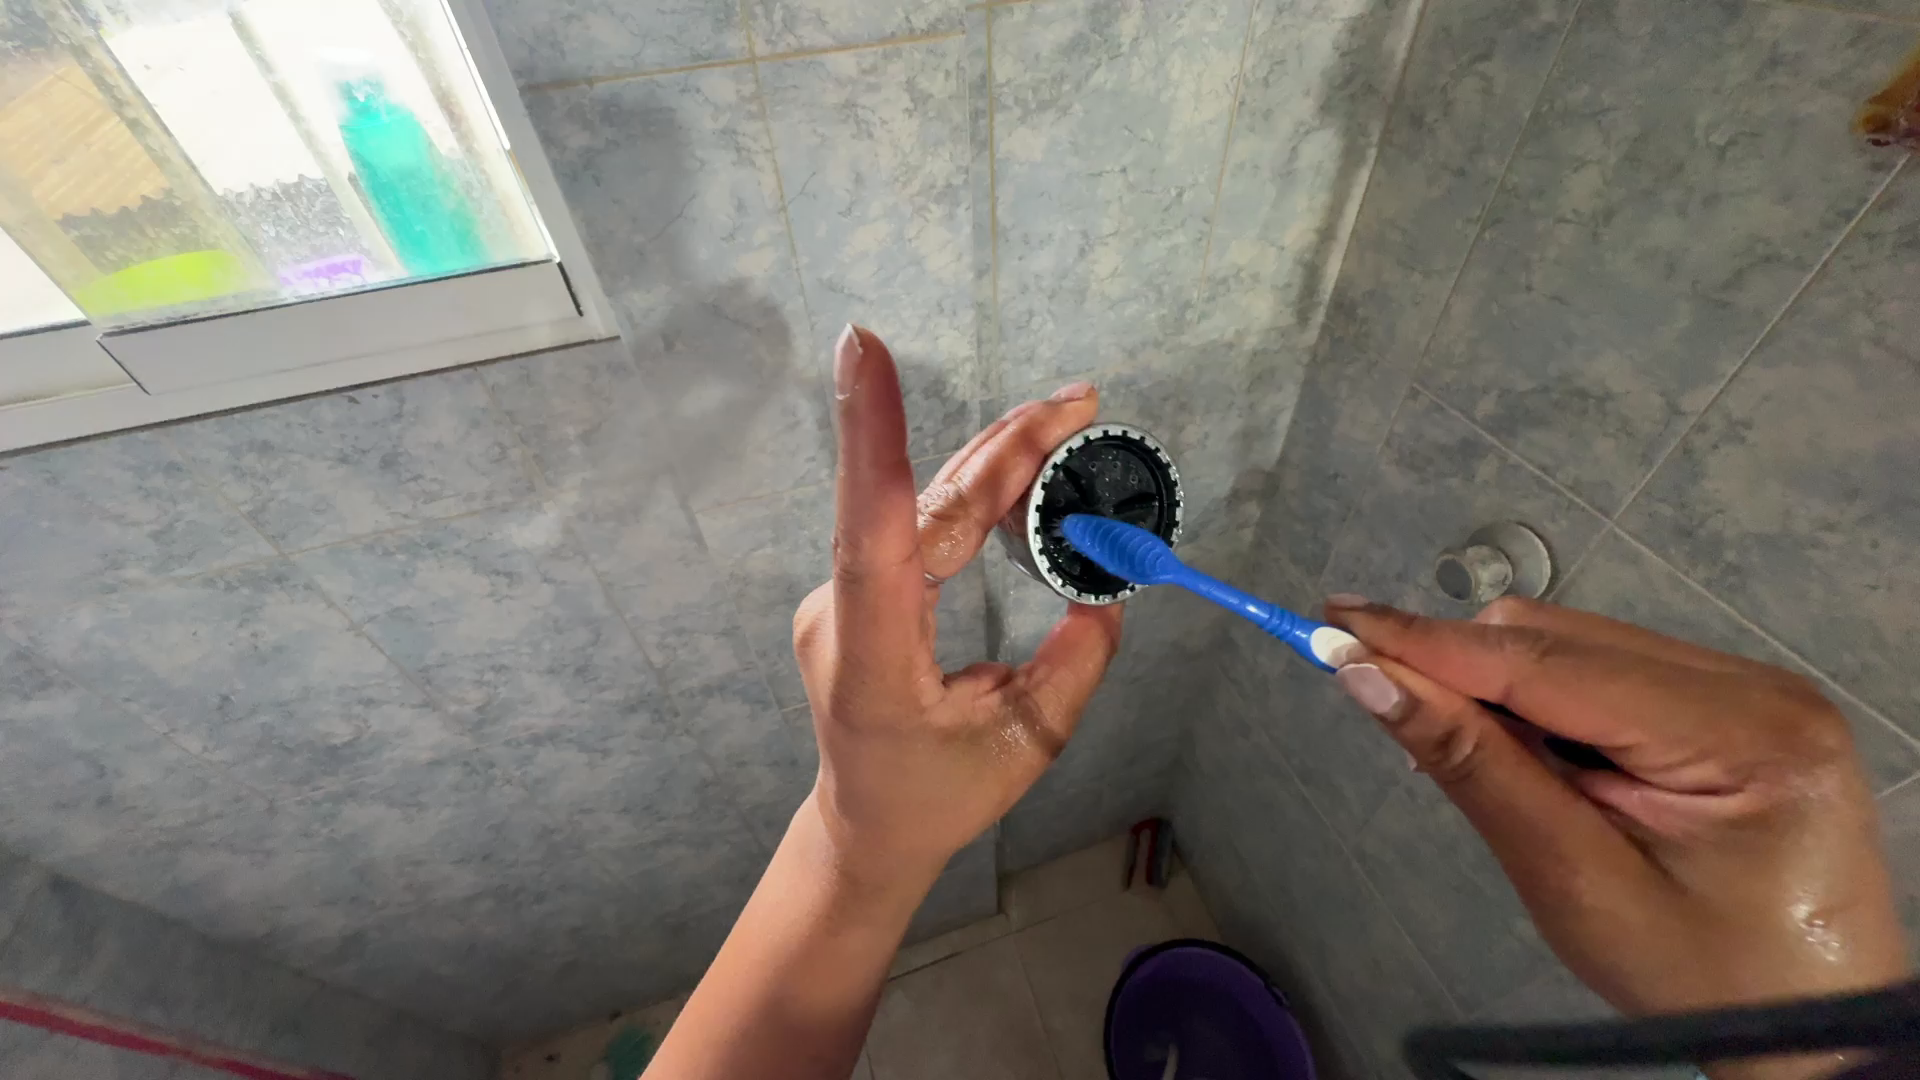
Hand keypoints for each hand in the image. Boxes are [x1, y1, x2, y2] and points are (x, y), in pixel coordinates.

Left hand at [791, 325, 1122, 884]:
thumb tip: (1104, 595)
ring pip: (923, 506)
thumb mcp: (1022, 747)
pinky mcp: (858, 588)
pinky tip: (1021, 471)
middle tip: (1080, 404)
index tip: (861, 348)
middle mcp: (845, 612)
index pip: (870, 534)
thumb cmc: (934, 799)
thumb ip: (1070, 670)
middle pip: (927, 507)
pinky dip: (976, 493)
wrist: (864, 824)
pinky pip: (918, 524)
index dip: (872, 438)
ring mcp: (843, 595)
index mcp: (872, 660)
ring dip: (996, 462)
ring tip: (1066, 424)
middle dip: (1005, 449)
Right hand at [1323, 596, 1909, 1078]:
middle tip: (1382, 701)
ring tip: (1462, 747)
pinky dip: (1517, 693)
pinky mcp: (1711, 697)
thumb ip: (1465, 760)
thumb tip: (1361, 675)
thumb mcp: (1563, 873)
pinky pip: (1578, 664)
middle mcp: (1744, 683)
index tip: (1329, 623)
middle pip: (1544, 639)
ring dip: (1481, 680)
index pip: (1537, 664)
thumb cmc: (1690, 972)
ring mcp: (1732, 684)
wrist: (1804, 1028)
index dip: (1421, 641)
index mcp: (1737, 733)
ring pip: (1553, 641)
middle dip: (1451, 664)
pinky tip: (1512, 745)